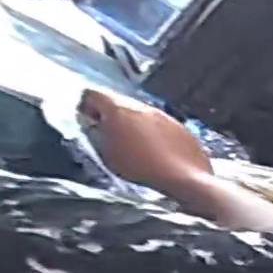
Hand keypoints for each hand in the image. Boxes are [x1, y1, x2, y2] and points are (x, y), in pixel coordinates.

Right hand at [78, 90, 214, 197]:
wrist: (186, 178)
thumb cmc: (139, 165)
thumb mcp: (103, 149)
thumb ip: (94, 130)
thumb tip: (96, 124)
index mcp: (121, 108)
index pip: (93, 94)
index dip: (86, 106)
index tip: (90, 123)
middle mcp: (146, 108)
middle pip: (121, 102)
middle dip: (111, 114)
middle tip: (111, 133)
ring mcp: (169, 118)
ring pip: (144, 113)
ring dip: (135, 122)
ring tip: (135, 143)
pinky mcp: (185, 130)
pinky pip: (163, 125)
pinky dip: (155, 131)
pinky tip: (158, 149)